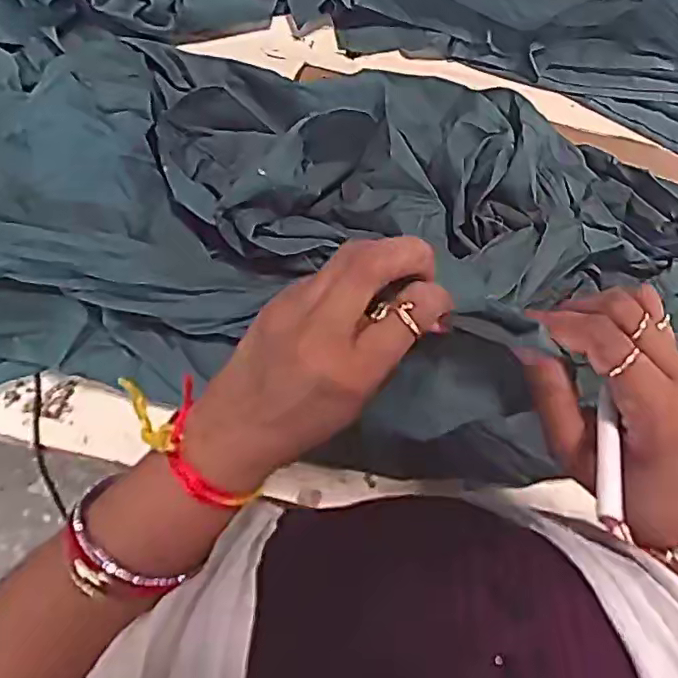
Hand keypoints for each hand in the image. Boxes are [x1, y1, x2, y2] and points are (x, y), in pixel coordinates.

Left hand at [182, 237, 452, 490]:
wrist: (236, 424)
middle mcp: (320, 325)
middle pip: (371, 259)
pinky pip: (329, 269)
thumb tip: (426, 306)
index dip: (433, 295)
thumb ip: (394, 344)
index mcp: (348, 366)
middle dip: (411, 253)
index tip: (440, 301)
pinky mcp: (280, 295)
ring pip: (349, 254)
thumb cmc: (308, 419)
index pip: (404, 312)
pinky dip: (356, 268)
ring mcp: (294, 302)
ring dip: (384, 255)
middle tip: (424, 273)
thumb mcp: (361, 393)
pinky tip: (357, 290)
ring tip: (397, 277)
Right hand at [521, 285, 677, 546]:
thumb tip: (528, 345)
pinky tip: (597, 327)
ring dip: (596, 305)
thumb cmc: (618, 487)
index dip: (568, 326)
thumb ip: (551, 395)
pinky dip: (619, 309)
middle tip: (544, 326)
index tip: (532, 324)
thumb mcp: (570, 451)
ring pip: (640, 304)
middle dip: (577, 310)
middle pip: (627, 313)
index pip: (613, 344)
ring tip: (567, 326)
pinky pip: (652, 313)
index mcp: (656, 410)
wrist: (670, 498)